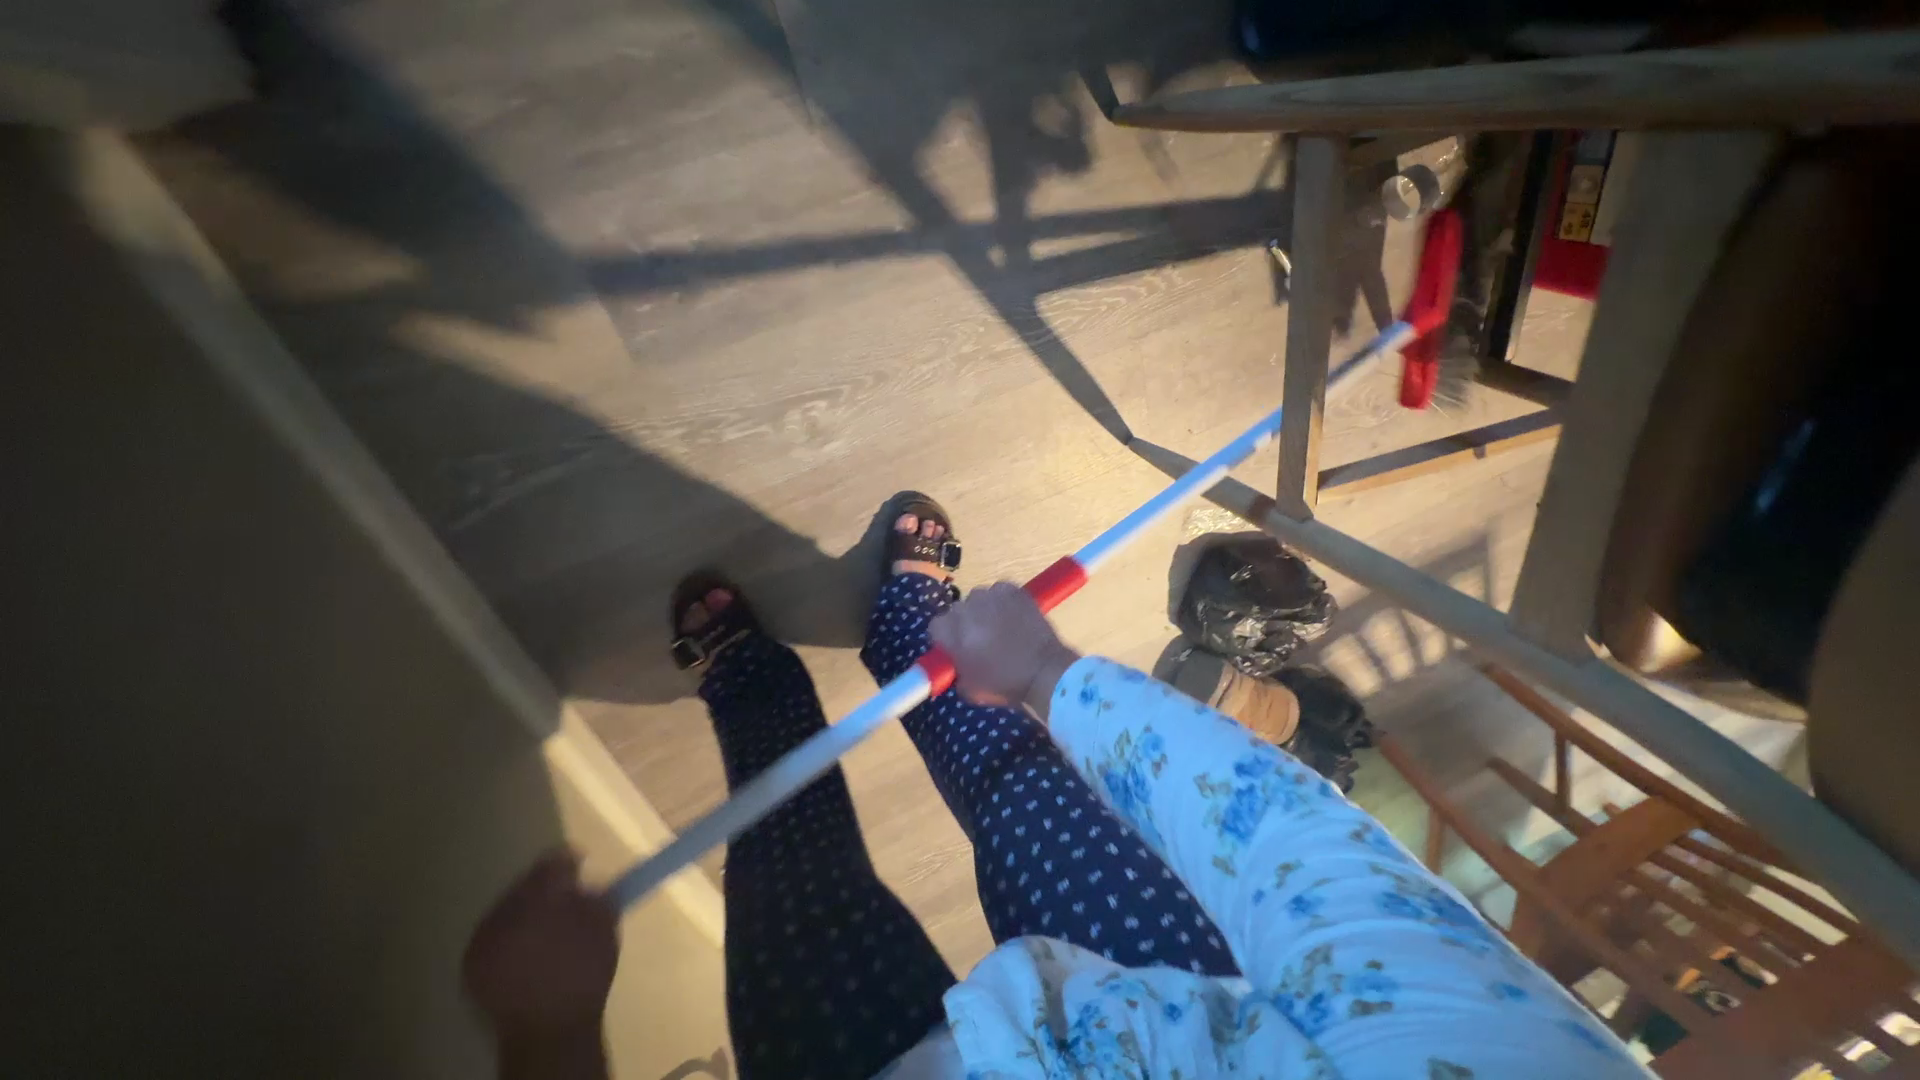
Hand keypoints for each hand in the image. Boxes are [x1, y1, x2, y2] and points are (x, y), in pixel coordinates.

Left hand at [464, 852, 618, 1044]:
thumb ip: (596, 896)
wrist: (549, 1033)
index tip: (578, 856)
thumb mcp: (603, 928)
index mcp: (538, 904)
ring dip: (525, 906)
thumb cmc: (584, 978)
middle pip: (524, 885)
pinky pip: (492, 933)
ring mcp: (480, 941)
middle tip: (563, 889)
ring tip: (544, 917)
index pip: (550, 867)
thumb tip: (586, 879)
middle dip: (543, 885)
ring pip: (505, 908)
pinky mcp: (470, 964)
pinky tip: (525, 941)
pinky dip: (508, 930)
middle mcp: (502, 916)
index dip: (566, 859)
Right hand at [929, 582, 1080, 716]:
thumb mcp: (970, 689)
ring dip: (983, 610)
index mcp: (953, 634)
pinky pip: (998, 590)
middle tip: (980, 639)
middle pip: (957, 610)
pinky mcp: (1013, 590)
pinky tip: (1012, 615)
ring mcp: (991, 596)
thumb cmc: (1006, 684)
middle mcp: (968, 610)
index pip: (936, 626)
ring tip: (999, 626)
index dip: (946, 637)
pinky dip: (1002, 600)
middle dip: (965, 623)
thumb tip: (956, 660)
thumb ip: (956, 670)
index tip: (957, 647)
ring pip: (977, 598)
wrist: (1045, 672)